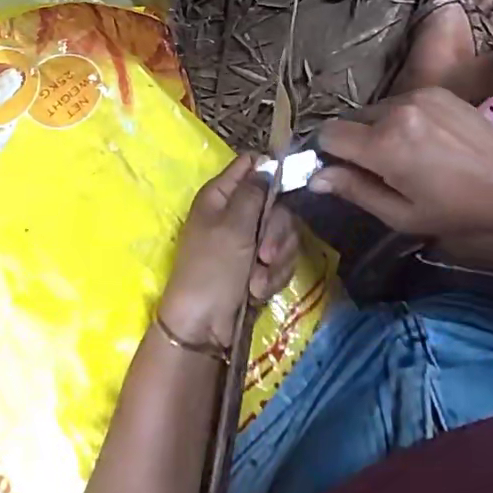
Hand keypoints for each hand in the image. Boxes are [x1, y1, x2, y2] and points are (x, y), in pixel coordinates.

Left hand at [157, 154, 300, 351]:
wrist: (203, 328)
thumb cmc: (212, 269)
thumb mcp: (233, 225)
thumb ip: (254, 191)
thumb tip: (267, 164)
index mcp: (220, 195)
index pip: (250, 164)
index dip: (271, 169)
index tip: (289, 184)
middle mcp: (235, 212)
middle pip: (274, 203)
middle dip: (276, 231)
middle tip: (264, 254)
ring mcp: (247, 240)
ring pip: (282, 234)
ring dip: (275, 260)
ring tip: (256, 281)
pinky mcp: (258, 266)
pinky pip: (280, 259)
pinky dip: (273, 277)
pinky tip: (258, 291)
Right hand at [311, 87, 492, 238]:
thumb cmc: (454, 209)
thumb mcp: (400, 214)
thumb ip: (354, 190)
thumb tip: (314, 176)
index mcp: (384, 144)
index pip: (328, 133)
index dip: (330, 152)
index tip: (344, 169)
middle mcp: (395, 110)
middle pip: (350, 120)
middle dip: (356, 141)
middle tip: (382, 167)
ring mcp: (417, 95)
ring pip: (375, 109)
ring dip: (378, 128)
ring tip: (408, 152)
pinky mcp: (436, 89)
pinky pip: (400, 100)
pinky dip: (402, 117)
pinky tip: (426, 138)